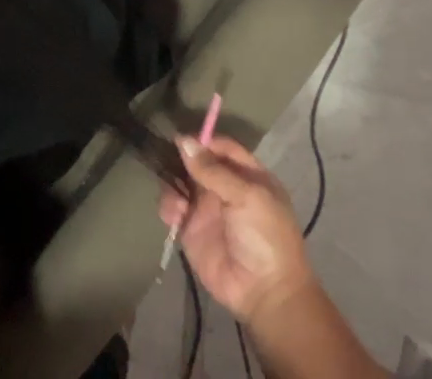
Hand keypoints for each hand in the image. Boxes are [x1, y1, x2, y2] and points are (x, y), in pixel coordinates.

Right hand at [158, 135, 316, 327]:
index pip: (223, 148)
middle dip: (181, 160)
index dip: (204, 141)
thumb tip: (183, 141)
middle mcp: (226, 188)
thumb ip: (213, 170)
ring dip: (172, 184)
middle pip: (197, 162)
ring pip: (179, 181)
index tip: (182, 140)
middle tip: (166, 160)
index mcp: (249, 177)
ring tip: (178, 201)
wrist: (263, 291)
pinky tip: (175, 215)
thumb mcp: (247, 198)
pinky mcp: (190, 227)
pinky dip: (168, 206)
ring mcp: (206, 207)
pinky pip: (171, 206)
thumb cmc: (265, 237)